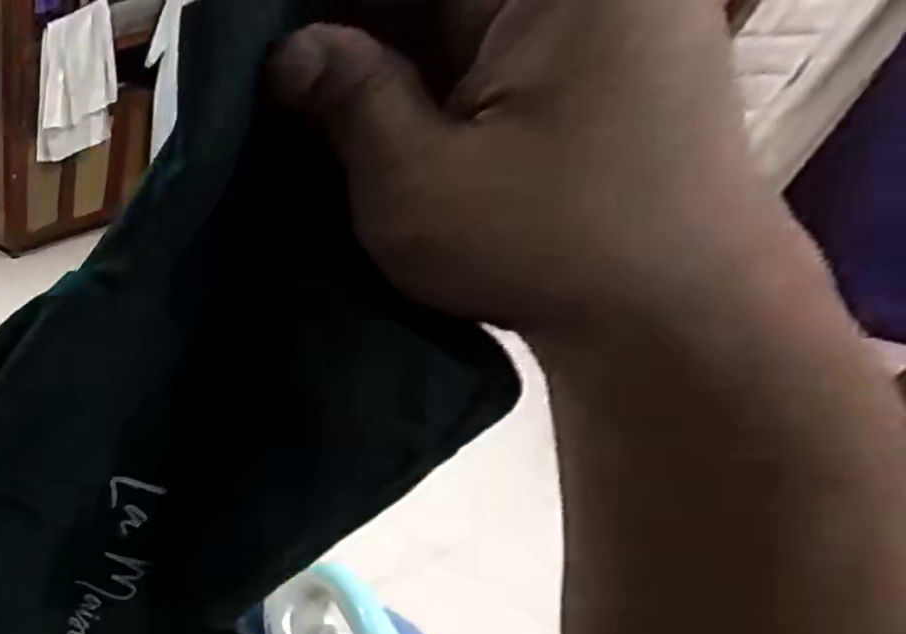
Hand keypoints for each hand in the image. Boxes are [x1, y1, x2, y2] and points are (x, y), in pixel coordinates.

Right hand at [268, 0, 823, 346]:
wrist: (661, 307)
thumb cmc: (535, 241)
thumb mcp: (415, 180)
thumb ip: (351, 102)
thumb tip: (287, 50)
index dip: (328, 14)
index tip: (267, 58)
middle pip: (434, 1)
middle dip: (346, 38)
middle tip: (272, 92)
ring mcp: (585, 28)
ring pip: (447, 31)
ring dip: (373, 71)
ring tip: (296, 111)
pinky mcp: (574, 77)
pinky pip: (472, 63)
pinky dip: (410, 92)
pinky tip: (351, 124)